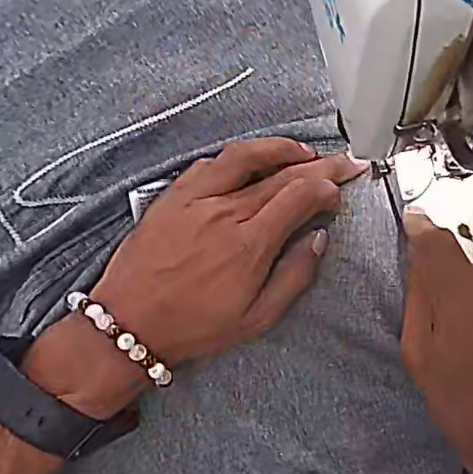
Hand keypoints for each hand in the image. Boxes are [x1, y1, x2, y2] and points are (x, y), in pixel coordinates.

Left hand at [23, 138, 367, 417]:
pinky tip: (250, 161)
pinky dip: (237, 156)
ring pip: (246, 157)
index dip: (327, 187)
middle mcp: (225, 213)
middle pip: (283, 174)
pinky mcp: (173, 197)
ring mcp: (197, 199)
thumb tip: (318, 241)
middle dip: (320, 165)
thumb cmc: (192, 325)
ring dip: (280, 148)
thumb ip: (294, 276)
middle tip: (342, 161)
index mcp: (250, 244)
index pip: (300, 196)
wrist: (131, 321)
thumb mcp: (256, 318)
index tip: (338, 189)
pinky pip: (210, 163)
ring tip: (303, 151)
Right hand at [400, 210, 472, 473]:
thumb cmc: (465, 404)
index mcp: (461, 296)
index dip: (422, 230)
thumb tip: (421, 266)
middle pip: (469, 268)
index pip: (436, 241)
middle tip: (454, 329)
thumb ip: (419, 298)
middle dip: (457, 289)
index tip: (416, 224)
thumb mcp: (418, 353)